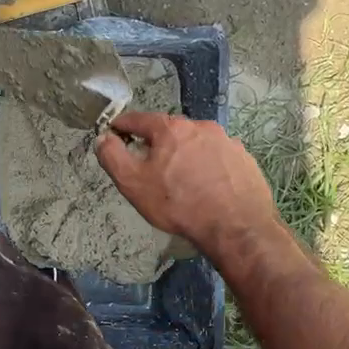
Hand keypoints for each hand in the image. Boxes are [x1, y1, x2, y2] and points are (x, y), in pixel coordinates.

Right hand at [95, 111, 280, 256]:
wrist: (237, 228)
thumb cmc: (178, 204)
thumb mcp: (132, 182)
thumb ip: (112, 156)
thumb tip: (103, 138)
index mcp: (171, 128)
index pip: (137, 119)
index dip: (121, 126)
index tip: (113, 135)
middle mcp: (201, 127)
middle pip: (169, 130)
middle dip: (155, 143)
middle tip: (148, 166)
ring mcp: (227, 142)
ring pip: (195, 143)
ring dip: (184, 154)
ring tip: (180, 179)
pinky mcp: (245, 159)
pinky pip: (217, 157)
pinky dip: (207, 166)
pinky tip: (206, 187)